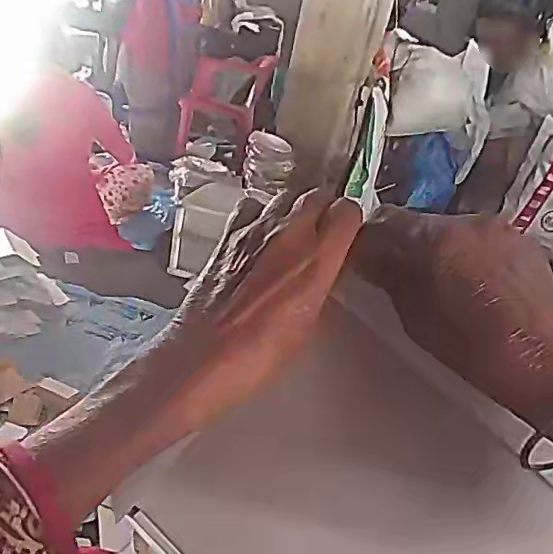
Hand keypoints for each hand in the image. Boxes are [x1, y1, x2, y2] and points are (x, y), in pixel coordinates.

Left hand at [155, 188, 363, 434]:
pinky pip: (251, 209)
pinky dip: (260, 216)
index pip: (347, 211)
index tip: (347, 234)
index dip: (349, 221)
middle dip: (323, 209)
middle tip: (323, 232)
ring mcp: (253, 231)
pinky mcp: (226, 237)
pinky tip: (258, 240)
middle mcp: (287, 235)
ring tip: (291, 235)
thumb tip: (325, 271)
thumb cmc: (260, 354)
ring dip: (292, 211)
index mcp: (317, 259)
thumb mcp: (310, 324)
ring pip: (284, 198)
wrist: (203, 358)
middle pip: (316, 196)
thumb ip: (322, 285)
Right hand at [352, 208, 552, 428]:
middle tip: (393, 277)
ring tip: (434, 285)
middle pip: (418, 222)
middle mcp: (470, 221)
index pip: (384, 223)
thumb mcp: (420, 323)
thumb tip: (370, 256)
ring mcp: (501, 228)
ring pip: (449, 230)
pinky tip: (468, 286)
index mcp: (439, 240)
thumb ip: (392, 280)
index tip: (361, 262)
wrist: (552, 365)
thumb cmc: (480, 355)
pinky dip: (462, 254)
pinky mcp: (522, 242)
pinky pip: (477, 239)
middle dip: (401, 245)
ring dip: (433, 249)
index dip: (367, 242)